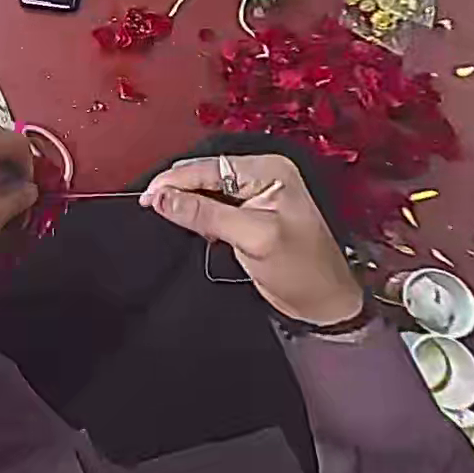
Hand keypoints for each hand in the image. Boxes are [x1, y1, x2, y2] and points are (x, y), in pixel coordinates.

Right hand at [142, 154, 364, 325]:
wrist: (325, 305)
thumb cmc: (300, 270)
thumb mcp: (252, 238)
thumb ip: (204, 214)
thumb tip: (161, 197)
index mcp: (268, 169)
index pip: (211, 167)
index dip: (175, 180)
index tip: (148, 196)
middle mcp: (262, 172)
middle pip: (206, 173)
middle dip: (178, 188)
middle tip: (151, 206)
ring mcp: (256, 190)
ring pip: (206, 187)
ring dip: (186, 200)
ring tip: (164, 212)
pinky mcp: (250, 209)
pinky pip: (213, 201)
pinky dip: (198, 211)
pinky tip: (188, 221)